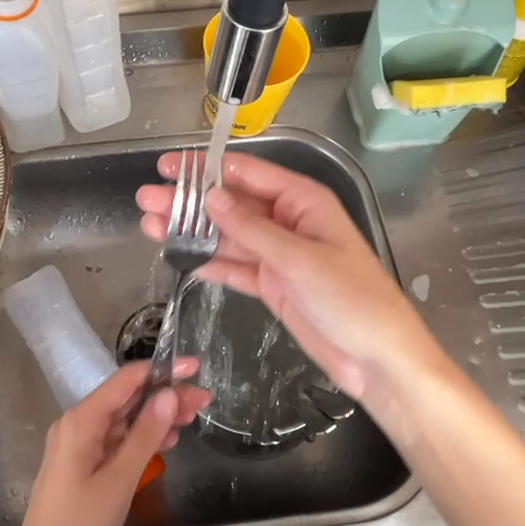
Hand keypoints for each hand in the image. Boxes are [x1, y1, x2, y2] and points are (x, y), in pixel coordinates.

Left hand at [9, 360, 210, 525]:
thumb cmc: (79, 525)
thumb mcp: (120, 479)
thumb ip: (146, 435)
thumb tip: (169, 395)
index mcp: (82, 420)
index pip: (126, 380)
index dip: (161, 370)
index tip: (195, 367)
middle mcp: (77, 424)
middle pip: (127, 399)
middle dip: (165, 396)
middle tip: (204, 401)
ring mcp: (78, 445)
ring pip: (123, 420)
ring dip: (156, 417)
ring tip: (192, 418)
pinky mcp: (81, 464)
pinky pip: (116, 440)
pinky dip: (141, 437)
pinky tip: (166, 440)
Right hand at [136, 152, 437, 400]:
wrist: (378, 359)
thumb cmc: (351, 299)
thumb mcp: (300, 259)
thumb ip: (252, 229)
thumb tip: (211, 196)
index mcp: (302, 201)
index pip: (246, 174)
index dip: (205, 168)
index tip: (167, 166)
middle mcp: (288, 222)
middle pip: (231, 205)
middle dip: (189, 201)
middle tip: (146, 200)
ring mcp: (279, 255)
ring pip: (227, 236)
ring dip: (191, 232)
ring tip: (149, 227)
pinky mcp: (273, 285)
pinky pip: (234, 266)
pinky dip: (208, 261)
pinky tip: (177, 257)